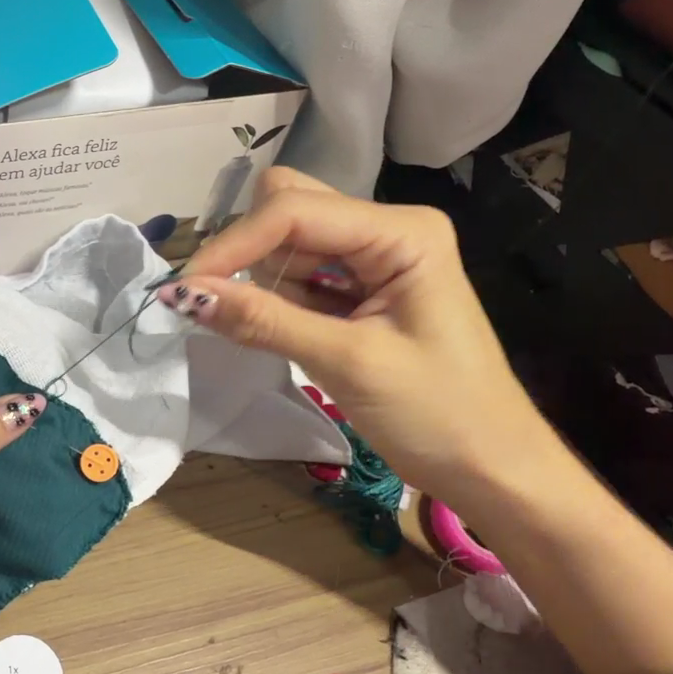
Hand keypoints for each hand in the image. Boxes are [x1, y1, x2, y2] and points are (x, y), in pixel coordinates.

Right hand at [156, 168, 558, 504]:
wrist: (489, 466)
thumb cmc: (436, 414)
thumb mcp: (345, 363)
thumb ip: (264, 321)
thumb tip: (183, 295)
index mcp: (401, 233)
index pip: (294, 211)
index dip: (233, 245)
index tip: (183, 290)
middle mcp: (386, 230)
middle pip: (290, 207)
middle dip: (245, 250)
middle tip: (217, 302)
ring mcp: (374, 259)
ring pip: (288, 241)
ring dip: (258, 277)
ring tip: (256, 327)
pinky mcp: (361, 290)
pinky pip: (299, 275)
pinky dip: (273, 297)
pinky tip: (271, 328)